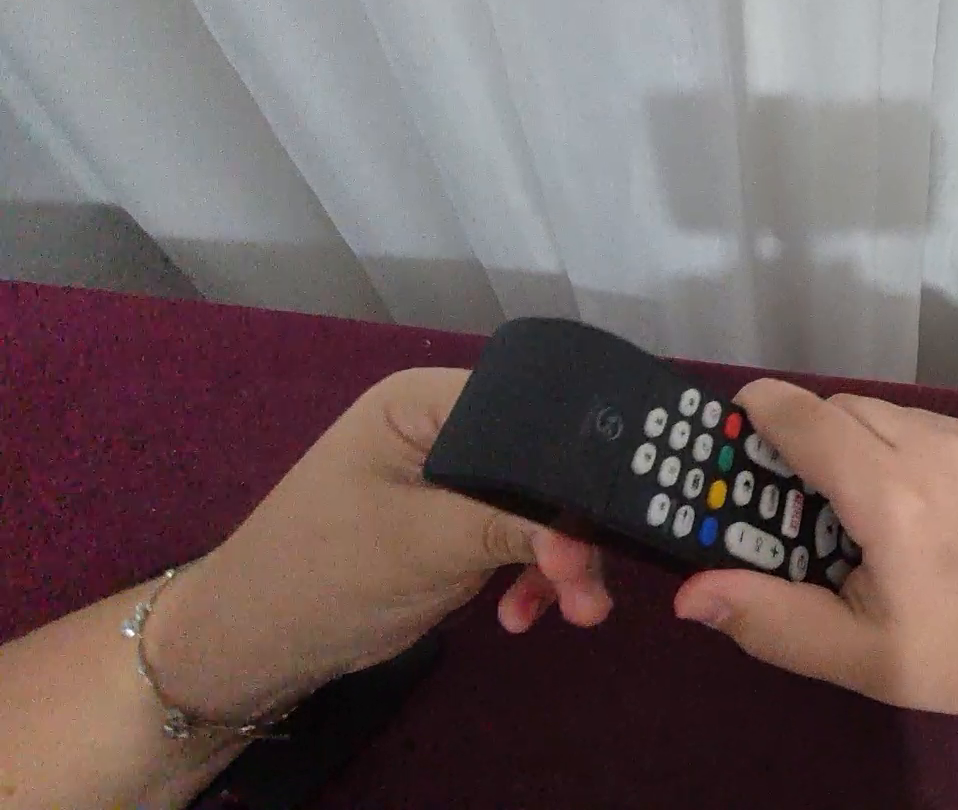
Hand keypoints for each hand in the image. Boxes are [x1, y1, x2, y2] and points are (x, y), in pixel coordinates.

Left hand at [143, 368, 611, 720]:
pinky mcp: (470, 518)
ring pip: (545, 506)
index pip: (532, 409)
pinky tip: (522, 612)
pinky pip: (529, 536)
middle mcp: (454, 428)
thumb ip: (512, 528)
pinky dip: (538, 574)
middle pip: (546, 466)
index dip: (575, 455)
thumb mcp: (420, 546)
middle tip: (587, 575)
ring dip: (563, 560)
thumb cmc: (316, 577)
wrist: (248, 657)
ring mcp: (464, 476)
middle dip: (570, 526)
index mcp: (429, 402)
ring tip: (579, 608)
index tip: (606, 508)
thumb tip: (589, 535)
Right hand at [672, 380, 957, 738]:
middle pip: (842, 408)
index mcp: (892, 494)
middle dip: (805, 434)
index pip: (808, 420)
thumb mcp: (857, 656)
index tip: (736, 418)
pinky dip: (896, 442)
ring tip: (855, 503)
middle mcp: (932, 447)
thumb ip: (770, 619)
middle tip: (795, 494)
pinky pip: (923, 422)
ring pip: (884, 411)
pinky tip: (910, 500)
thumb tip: (689, 593)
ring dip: (853, 438)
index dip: (763, 408)